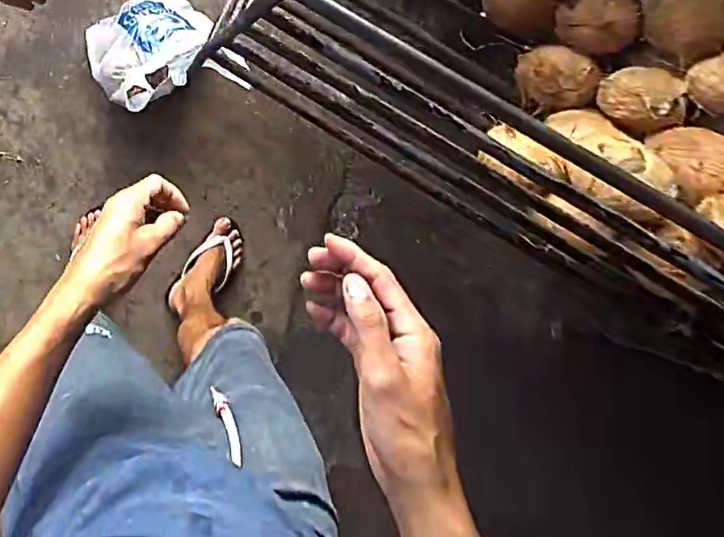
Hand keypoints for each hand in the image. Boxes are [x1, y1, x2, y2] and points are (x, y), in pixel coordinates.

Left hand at [57, 175, 189, 310]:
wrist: (84, 285)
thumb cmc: (115, 266)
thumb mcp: (149, 245)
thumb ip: (168, 226)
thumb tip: (178, 216)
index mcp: (128, 200)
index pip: (157, 182)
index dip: (175, 195)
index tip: (184, 212)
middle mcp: (116, 202)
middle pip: (147, 190)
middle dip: (166, 203)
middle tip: (178, 221)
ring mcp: (108, 214)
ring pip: (138, 204)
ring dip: (155, 213)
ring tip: (167, 231)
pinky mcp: (105, 227)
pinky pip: (129, 215)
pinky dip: (143, 221)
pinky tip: (148, 238)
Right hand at [302, 235, 474, 536]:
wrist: (415, 481)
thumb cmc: (409, 438)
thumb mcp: (384, 374)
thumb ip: (369, 325)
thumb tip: (355, 284)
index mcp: (412, 334)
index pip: (381, 280)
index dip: (354, 257)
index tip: (330, 243)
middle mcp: (403, 337)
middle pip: (368, 289)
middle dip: (340, 270)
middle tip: (312, 259)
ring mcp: (390, 351)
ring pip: (358, 307)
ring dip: (334, 291)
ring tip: (308, 281)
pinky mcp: (377, 365)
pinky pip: (353, 329)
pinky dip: (334, 317)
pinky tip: (318, 312)